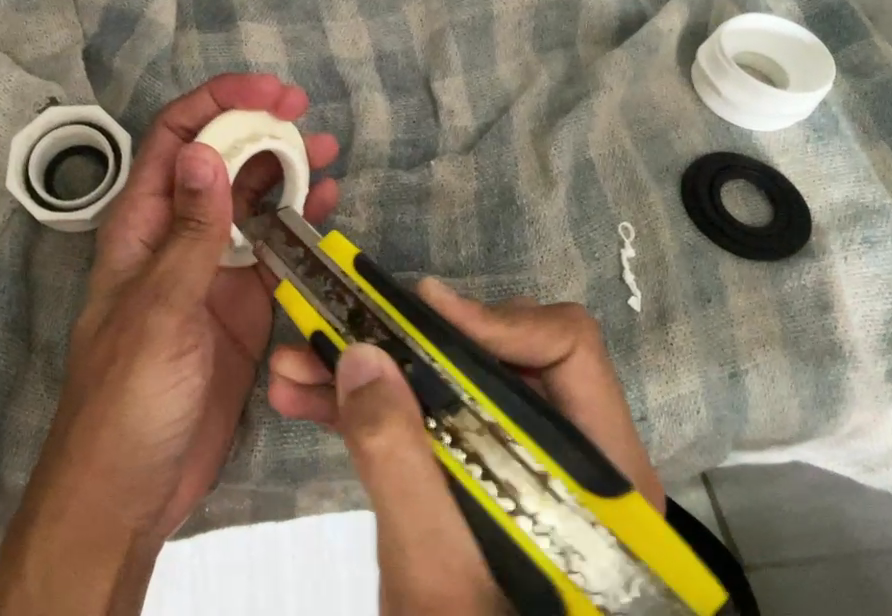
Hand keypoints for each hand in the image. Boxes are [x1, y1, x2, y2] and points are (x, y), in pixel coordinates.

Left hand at [0, 73, 338, 615]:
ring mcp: (211, 274)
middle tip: (308, 113)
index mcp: (142, 228)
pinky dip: (299, 228)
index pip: (174, 141)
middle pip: (218, 165)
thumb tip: (206, 151)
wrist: (129, 491)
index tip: (270, 90)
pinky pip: (273, 255)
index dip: (217, 104)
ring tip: (329, 151)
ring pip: (250, 206)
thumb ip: (188, 235)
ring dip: (285, 174)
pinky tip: (328, 207)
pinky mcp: (241, 310)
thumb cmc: (126, 399)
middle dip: (258, 130)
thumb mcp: (158, 312)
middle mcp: (176, 240)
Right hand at [267, 279, 662, 614]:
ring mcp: (517, 474)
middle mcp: (566, 460)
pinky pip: (426, 428)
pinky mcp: (476, 489)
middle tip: (327, 331)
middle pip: (490, 361)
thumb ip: (401, 465)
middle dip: (398, 342)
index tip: (415, 313)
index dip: (490, 321)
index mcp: (598, 476)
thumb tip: (362, 355)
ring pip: (445, 390)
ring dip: (368, 374)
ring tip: (292, 369)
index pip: (565, 352)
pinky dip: (369, 412)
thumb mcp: (436, 579)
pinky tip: (308, 403)